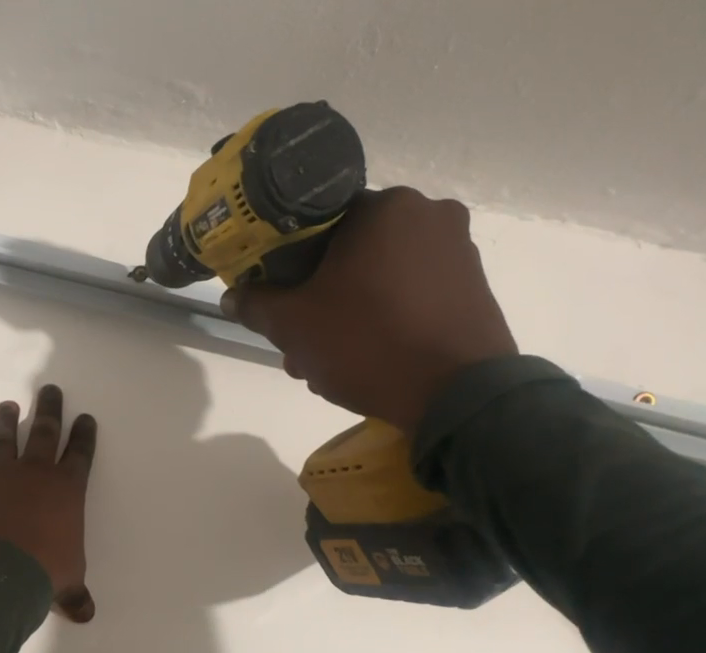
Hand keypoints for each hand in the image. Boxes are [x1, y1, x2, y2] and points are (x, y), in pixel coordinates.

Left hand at [0, 385, 97, 622]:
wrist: (4, 573)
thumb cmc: (48, 571)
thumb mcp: (68, 581)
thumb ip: (73, 592)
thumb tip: (85, 615)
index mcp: (67, 489)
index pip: (80, 454)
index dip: (84, 436)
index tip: (85, 418)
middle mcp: (35, 475)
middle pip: (44, 433)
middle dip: (48, 410)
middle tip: (49, 389)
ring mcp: (1, 480)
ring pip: (4, 443)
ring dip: (5, 424)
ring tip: (6, 406)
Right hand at [224, 187, 518, 433]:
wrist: (454, 392)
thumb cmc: (365, 342)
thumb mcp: (293, 325)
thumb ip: (257, 304)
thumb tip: (233, 295)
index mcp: (384, 207)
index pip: (316, 222)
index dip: (285, 262)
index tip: (274, 297)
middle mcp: (427, 214)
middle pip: (348, 252)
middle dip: (317, 295)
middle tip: (297, 339)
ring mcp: (456, 249)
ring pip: (377, 276)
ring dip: (345, 312)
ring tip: (325, 360)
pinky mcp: (472, 285)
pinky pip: (408, 293)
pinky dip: (382, 318)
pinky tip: (364, 357)